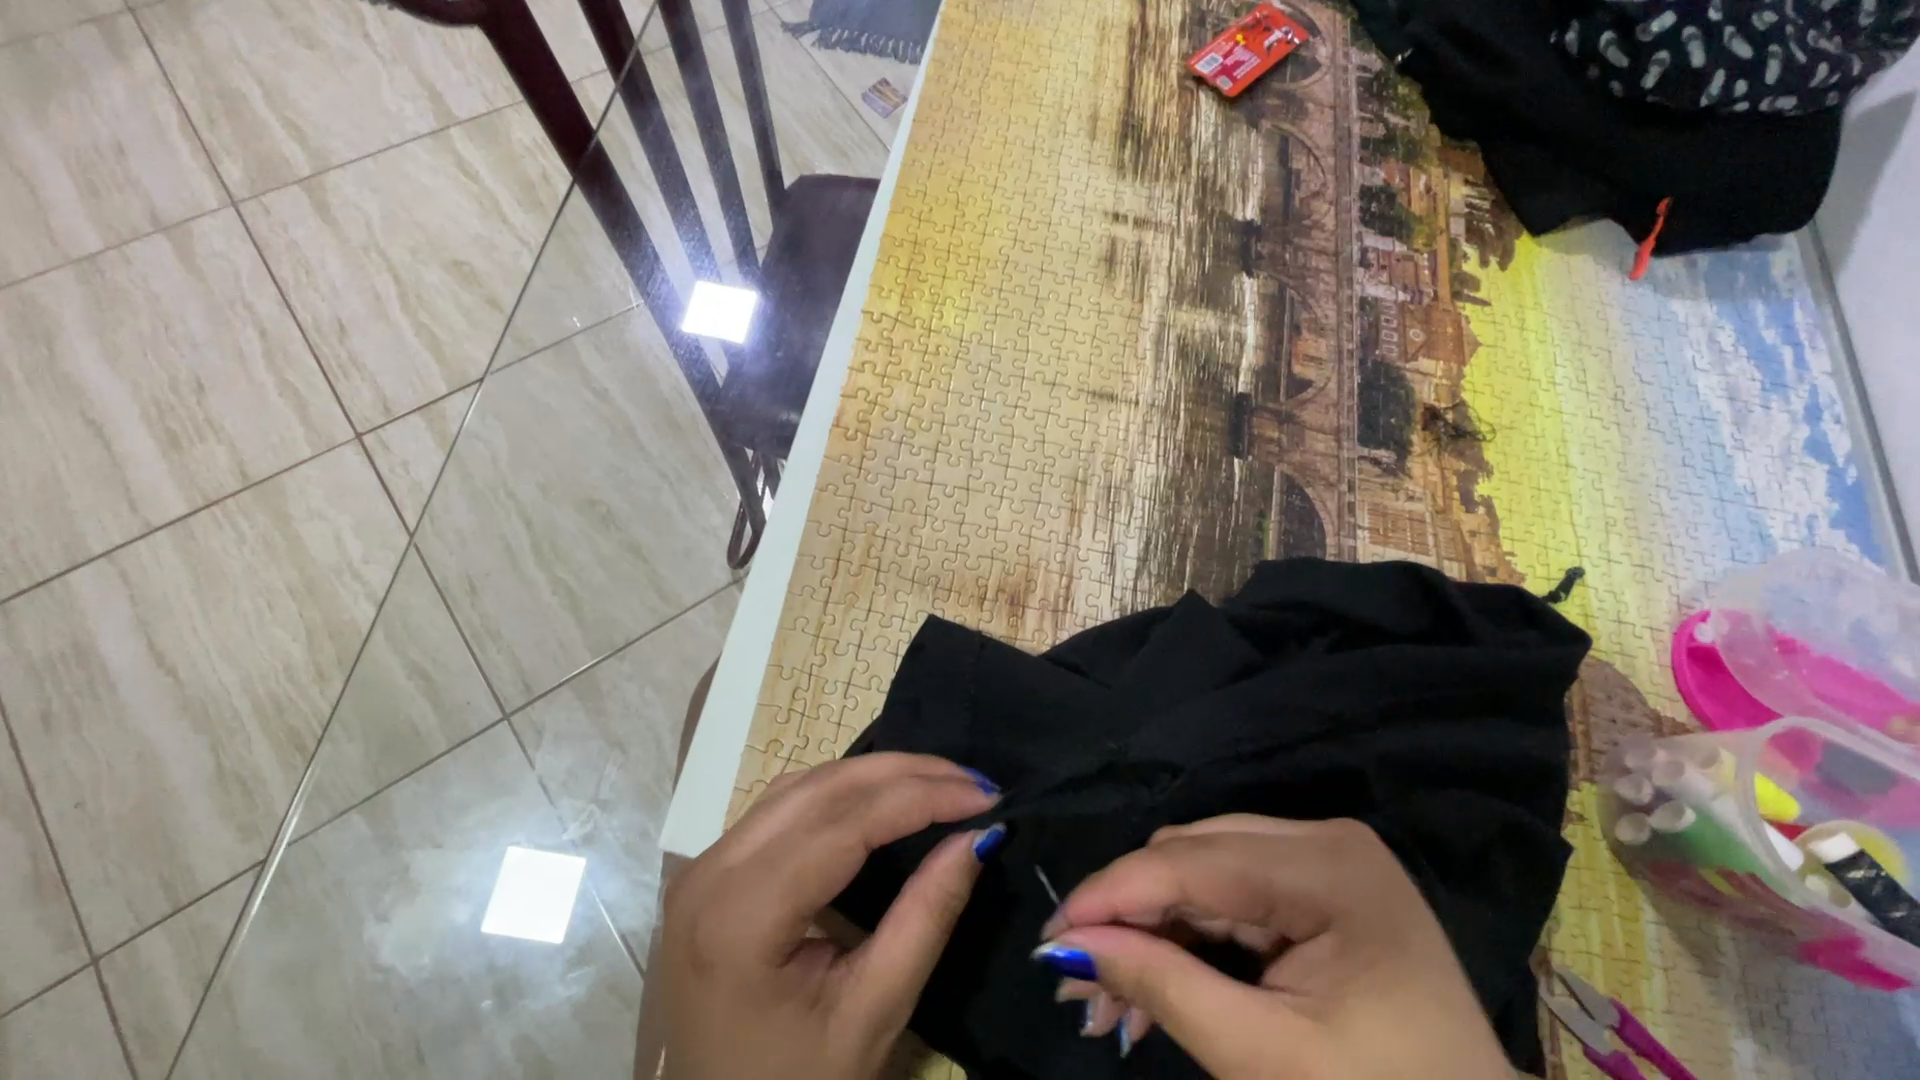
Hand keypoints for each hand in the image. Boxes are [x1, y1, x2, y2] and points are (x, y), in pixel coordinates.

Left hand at [658, 753, 1005, 1079]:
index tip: (986, 794)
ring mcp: (702, 867)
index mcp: (741, 916)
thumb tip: (979, 837)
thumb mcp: (874, 1010)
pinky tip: (881, 799)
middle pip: (819, 790)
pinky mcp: (709, 870)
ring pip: (798, 786)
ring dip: (872, 775)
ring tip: (938, 783)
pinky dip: (838, 792)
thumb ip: (926, 916)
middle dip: (903, 773)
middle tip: (971, 780)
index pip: (844, 824)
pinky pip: (780, 807)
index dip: (920, 797)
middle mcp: (710, 873)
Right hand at [1033, 815, 1508, 1078]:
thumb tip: (1068, 944)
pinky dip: (1183, 941)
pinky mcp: (1316, 896)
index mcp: (1329, 868)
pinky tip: (1146, 982)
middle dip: (1128, 917)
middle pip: (1191, 859)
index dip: (1112, 895)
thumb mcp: (1265, 1057)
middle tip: (1075, 979)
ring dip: (1148, 931)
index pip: (1192, 862)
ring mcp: (1322, 866)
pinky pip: (1227, 903)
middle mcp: (1324, 844)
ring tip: (1101, 995)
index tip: (1048, 936)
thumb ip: (1163, 986)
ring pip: (1200, 878)